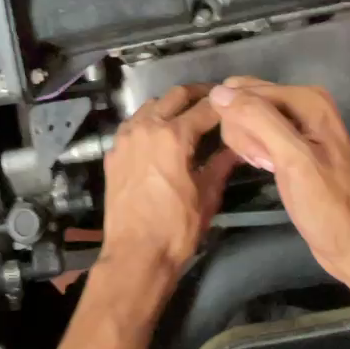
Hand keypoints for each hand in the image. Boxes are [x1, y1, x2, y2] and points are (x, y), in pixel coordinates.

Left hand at [100, 85, 241, 275]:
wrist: (135, 254)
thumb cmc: (176, 229)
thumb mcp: (206, 197)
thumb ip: (220, 165)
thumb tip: (236, 147)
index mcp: (174, 136)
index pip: (205, 109)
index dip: (222, 104)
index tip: (233, 102)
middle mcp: (147, 127)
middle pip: (175, 95)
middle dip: (196, 94)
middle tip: (213, 98)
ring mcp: (126, 137)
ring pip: (150, 106)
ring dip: (170, 105)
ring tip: (185, 115)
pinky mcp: (113, 151)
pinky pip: (132, 124)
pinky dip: (148, 122)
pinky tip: (158, 135)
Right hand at [210, 77, 349, 280]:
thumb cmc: (328, 208)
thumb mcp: (293, 161)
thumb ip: (258, 120)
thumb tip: (218, 92)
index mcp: (307, 98)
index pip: (244, 90)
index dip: (241, 123)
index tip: (261, 157)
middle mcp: (303, 100)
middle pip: (244, 98)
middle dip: (244, 132)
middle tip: (265, 163)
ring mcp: (299, 119)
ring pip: (246, 114)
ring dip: (248, 143)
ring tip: (268, 167)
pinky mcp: (293, 138)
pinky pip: (257, 128)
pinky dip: (254, 147)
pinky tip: (268, 167)